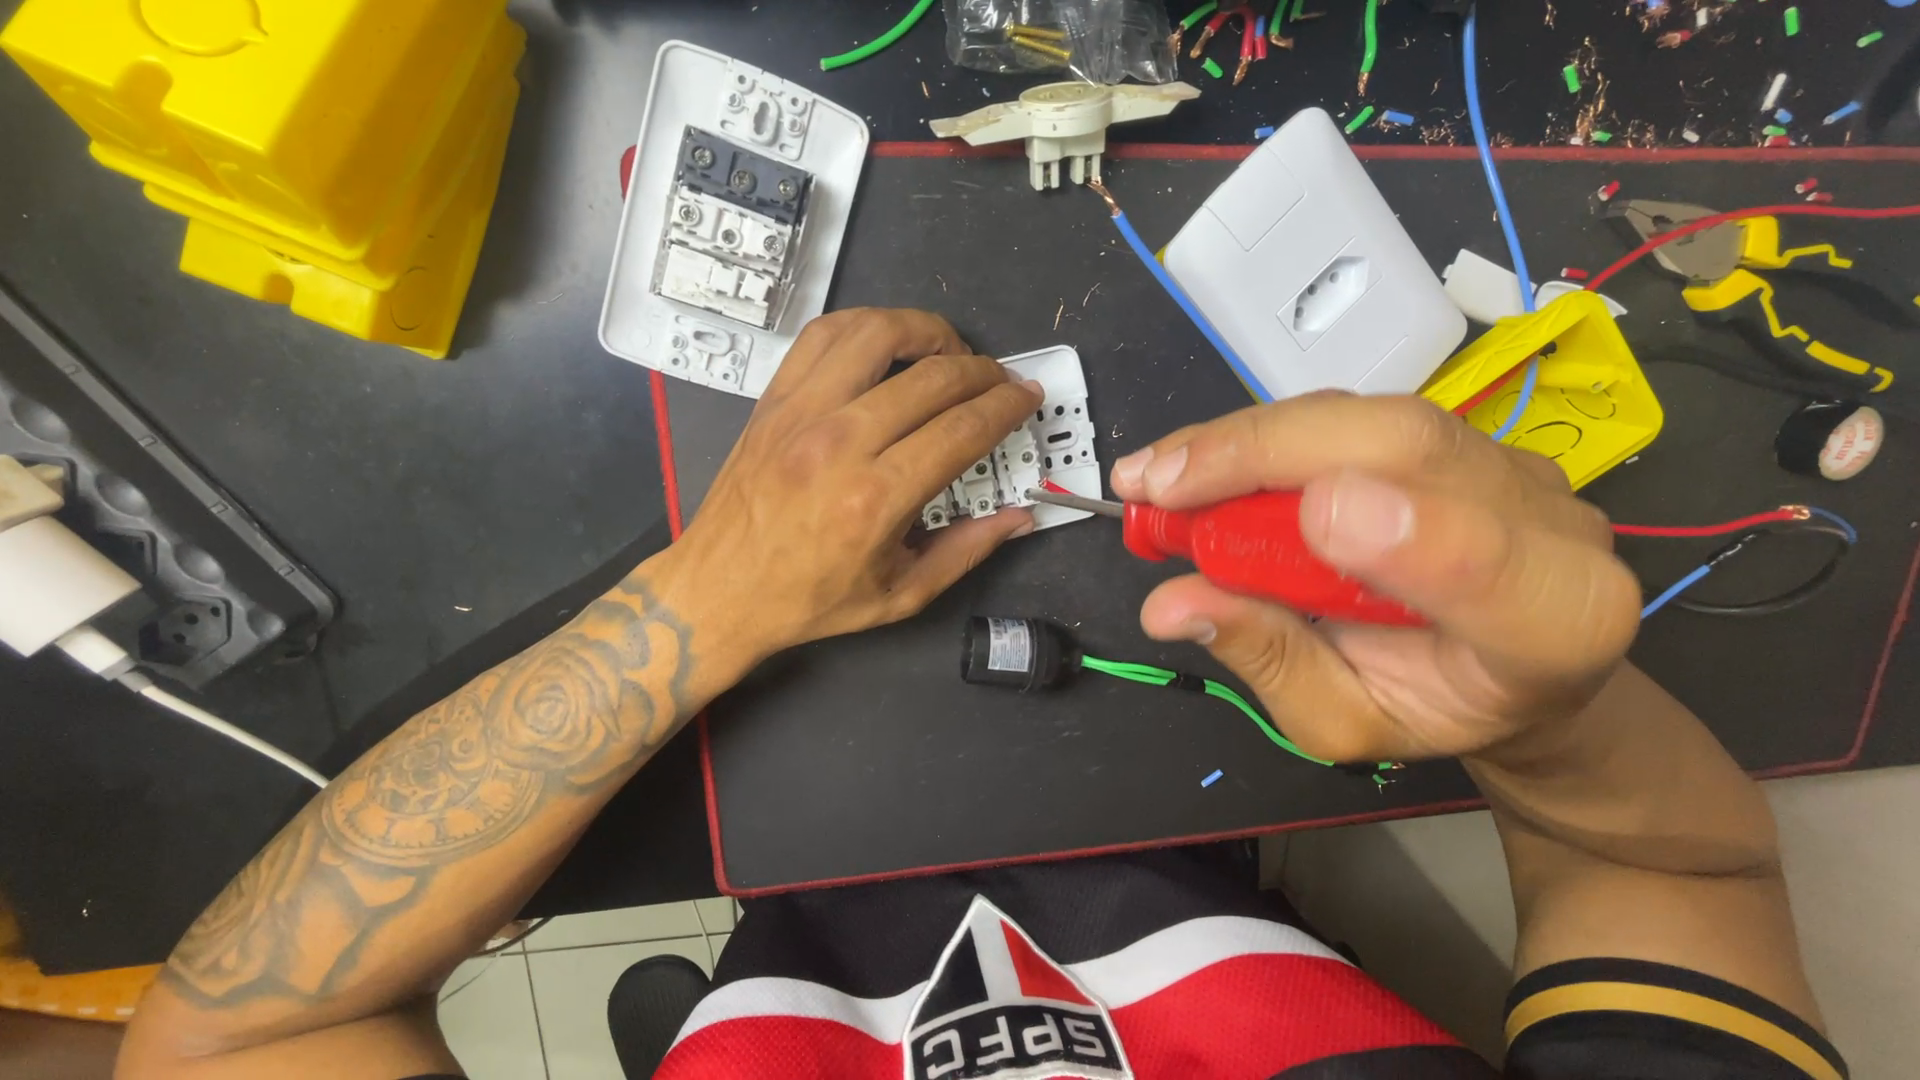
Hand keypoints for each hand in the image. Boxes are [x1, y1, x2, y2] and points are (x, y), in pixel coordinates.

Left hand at [658, 309, 1041, 667]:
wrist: (721, 589)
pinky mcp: (774, 399)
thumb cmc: (813, 599)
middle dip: (982, 372)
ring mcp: (801, 413)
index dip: (1006, 406)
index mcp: (877, 499)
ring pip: (877, 334)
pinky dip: (867, 325)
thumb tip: (1022, 517)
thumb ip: (967, 550)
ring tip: (949, 352)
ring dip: (927, 331)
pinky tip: (889, 344)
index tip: (1026, 397)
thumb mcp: (902, 594)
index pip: (962, 429)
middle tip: (1000, 382)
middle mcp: (840, 443)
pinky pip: (824, 335)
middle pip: (931, 378)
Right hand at [1109, 393, 1641, 763]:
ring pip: (1363, 416)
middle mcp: (1538, 517)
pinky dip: (1254, 435)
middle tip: (1157, 487)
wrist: (1509, 663)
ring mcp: (1494, 460)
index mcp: (1548, 622)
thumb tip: (1169, 606)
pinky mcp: (1444, 434)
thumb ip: (1271, 661)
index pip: (1494, 562)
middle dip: (1266, 455)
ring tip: (1152, 479)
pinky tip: (1192, 461)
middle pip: (1408, 444)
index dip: (1410, 531)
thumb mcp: (1343, 720)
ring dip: (1242, 440)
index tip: (1314, 517)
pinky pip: (1344, 415)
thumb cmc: (1432, 705)